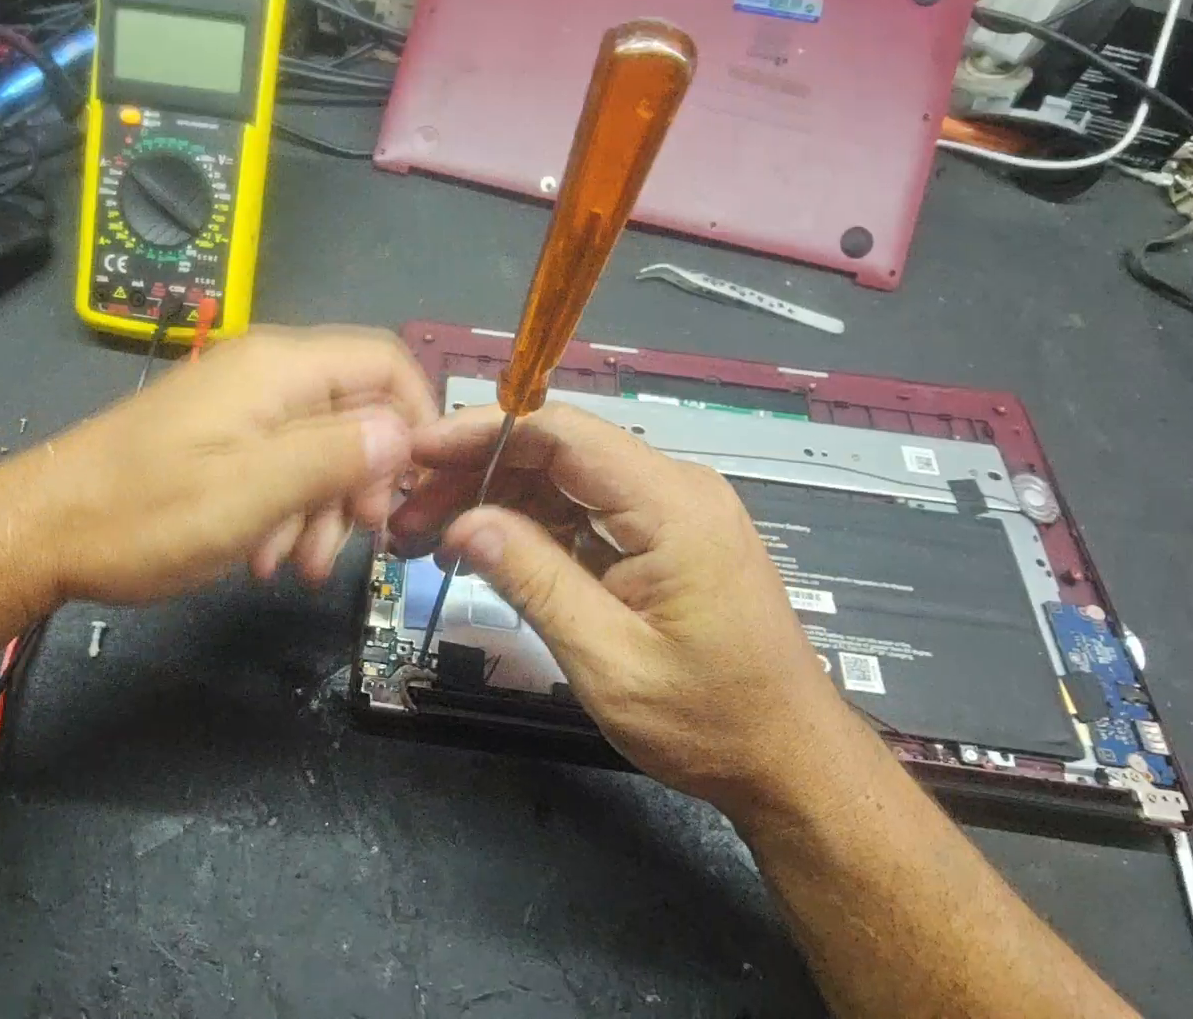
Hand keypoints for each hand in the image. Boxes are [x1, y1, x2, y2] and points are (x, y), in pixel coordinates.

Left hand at [26, 326, 436, 605]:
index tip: (419, 484)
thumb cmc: (143, 515)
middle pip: (356, 414)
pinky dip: (286, 512)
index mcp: (278, 369)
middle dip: (360, 483)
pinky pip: (281, 468)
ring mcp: (240, 409)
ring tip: (292, 566)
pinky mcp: (221, 441)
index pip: (384, 362)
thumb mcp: (250, 492)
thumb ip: (334, 456)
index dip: (417, 416)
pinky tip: (263, 556)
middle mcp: (265, 376)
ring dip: (321, 511)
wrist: (42, 532)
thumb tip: (404, 435)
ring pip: (321, 449)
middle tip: (347, 543)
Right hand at [391, 404, 855, 812]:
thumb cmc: (708, 722)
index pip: (562, 434)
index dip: (481, 433)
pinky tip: (477, 550)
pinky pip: (578, 514)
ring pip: (559, 482)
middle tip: (405, 514)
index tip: (417, 452)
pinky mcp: (655, 540)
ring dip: (490, 502)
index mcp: (671, 505)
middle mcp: (672, 490)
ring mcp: (665, 513)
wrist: (787, 760)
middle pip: (555, 452)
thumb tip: (463, 524)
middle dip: (474, 473)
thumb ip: (534, 582)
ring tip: (425, 535)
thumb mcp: (609, 660)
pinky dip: (523, 528)